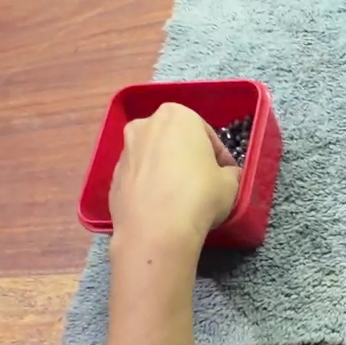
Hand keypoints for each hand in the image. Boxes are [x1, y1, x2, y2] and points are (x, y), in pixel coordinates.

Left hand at [108, 102, 239, 255]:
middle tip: (205, 182)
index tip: (227, 175)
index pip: (207, 134)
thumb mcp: (231, 183)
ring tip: (183, 197)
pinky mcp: (113, 175)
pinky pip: (141, 177)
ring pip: (155, 157)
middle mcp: (145, 124)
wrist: (156, 228)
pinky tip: (164, 207)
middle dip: (190, 158)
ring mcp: (125, 149)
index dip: (220, 156)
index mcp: (177, 116)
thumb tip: (228, 175)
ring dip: (169, 171)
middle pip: (176, 140)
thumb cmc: (200, 194)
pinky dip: (152, 186)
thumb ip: (230, 173)